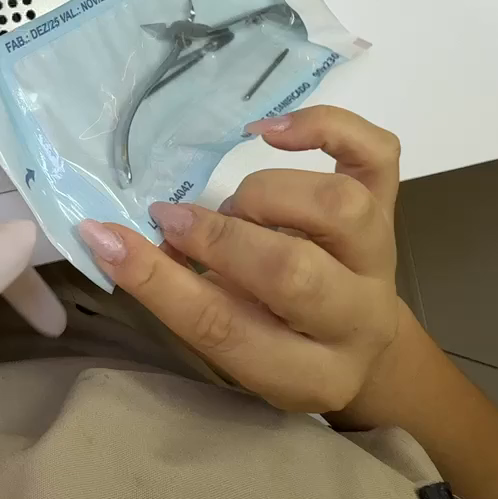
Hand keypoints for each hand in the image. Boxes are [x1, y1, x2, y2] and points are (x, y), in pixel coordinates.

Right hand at [76, 106, 408, 414]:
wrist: (359, 344)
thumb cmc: (277, 342)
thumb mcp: (229, 343)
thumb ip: (181, 293)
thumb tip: (115, 237)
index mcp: (306, 371)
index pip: (224, 328)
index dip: (157, 280)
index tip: (104, 236)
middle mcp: (354, 318)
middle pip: (292, 272)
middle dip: (216, 237)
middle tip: (171, 220)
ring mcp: (379, 258)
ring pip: (338, 208)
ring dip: (264, 195)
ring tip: (234, 205)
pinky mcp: (392, 208)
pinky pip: (378, 152)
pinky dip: (326, 127)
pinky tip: (270, 132)